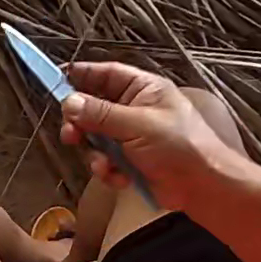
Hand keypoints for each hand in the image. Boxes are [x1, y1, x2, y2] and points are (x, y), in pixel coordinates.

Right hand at [59, 62, 244, 211]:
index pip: (105, 74)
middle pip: (93, 108)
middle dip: (81, 124)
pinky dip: (108, 171)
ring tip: (103, 164)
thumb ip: (100, 114)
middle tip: (72, 135)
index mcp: (143, 89)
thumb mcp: (137, 124)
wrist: (203, 187)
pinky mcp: (130, 161)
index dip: (81, 76)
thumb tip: (68, 102)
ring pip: (96, 139)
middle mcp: (135, 109)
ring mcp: (132, 137)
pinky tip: (120, 177)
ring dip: (95, 153)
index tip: (57, 81)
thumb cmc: (181, 146)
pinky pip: (105, 161)